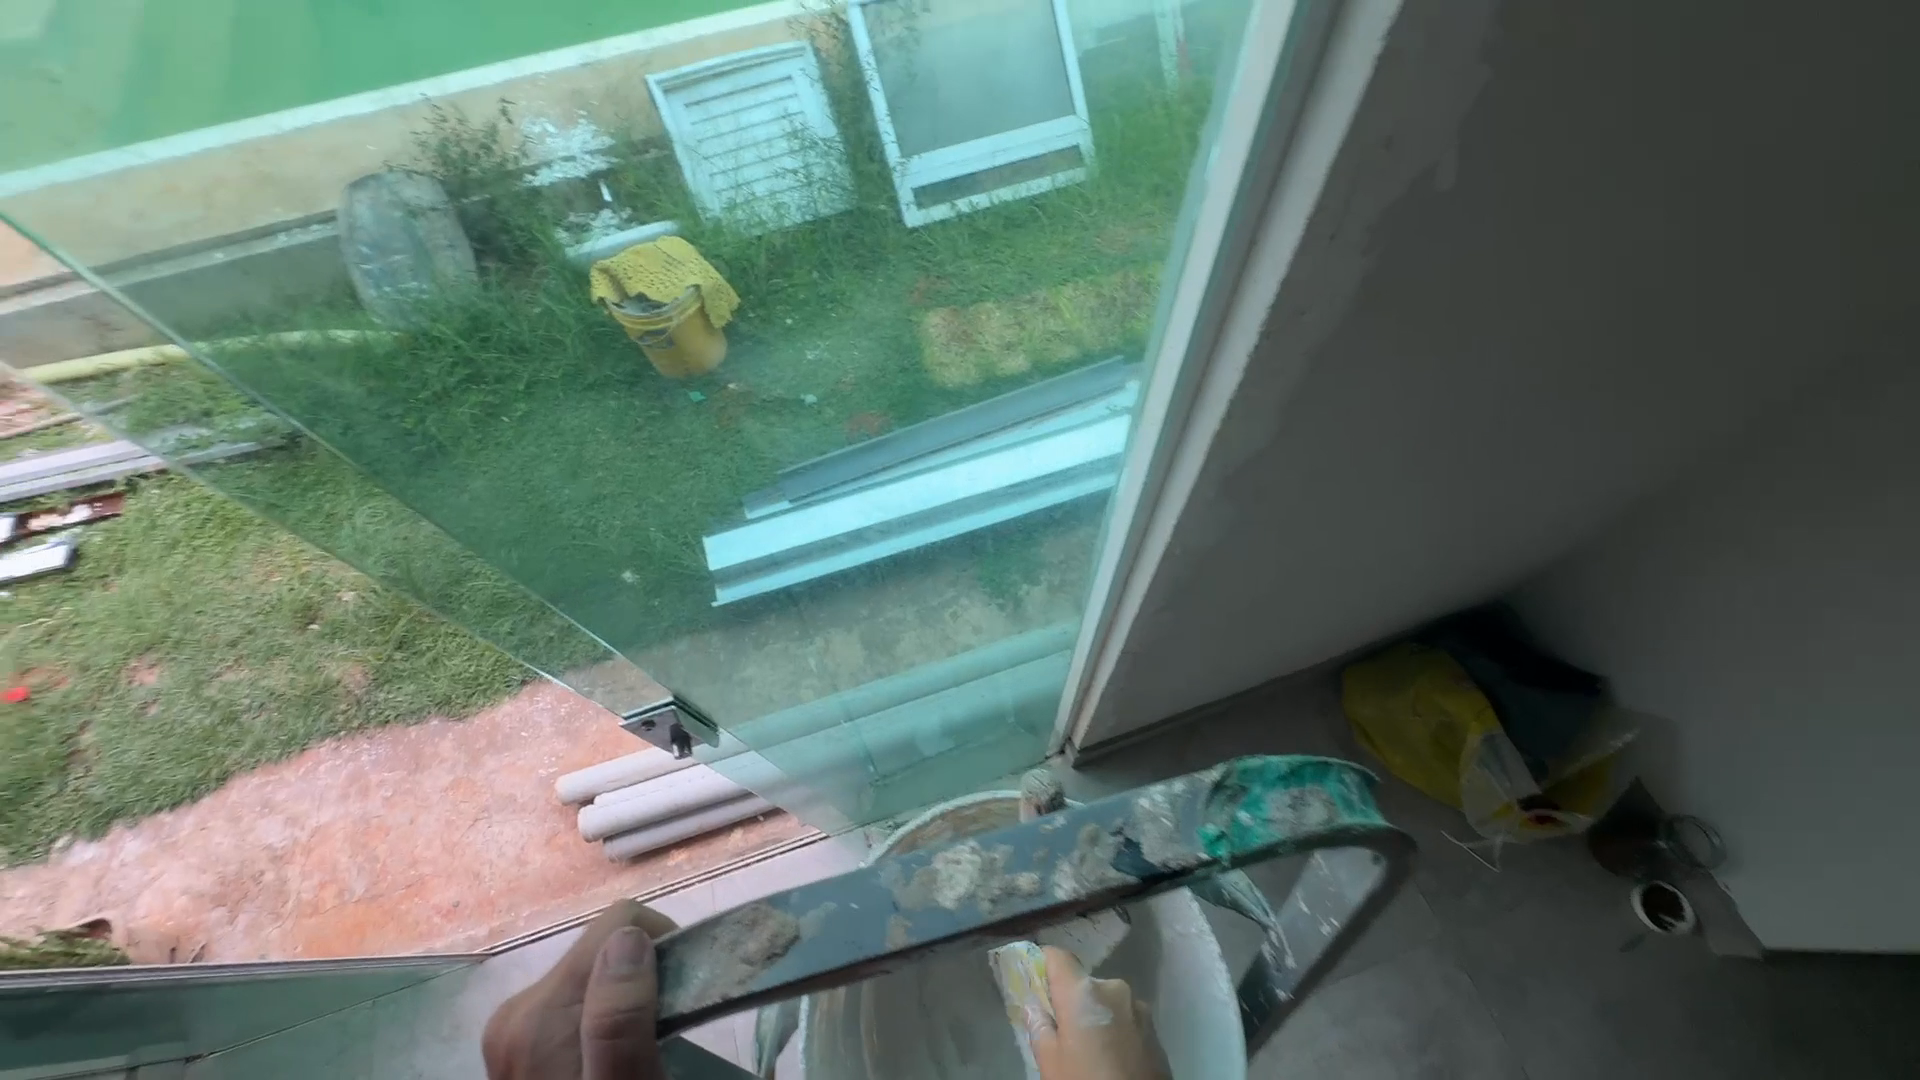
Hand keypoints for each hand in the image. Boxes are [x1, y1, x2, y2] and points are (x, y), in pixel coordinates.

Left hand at [482, 899, 677, 1079]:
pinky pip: (581, 995)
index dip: (661, 945)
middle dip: (643, 972)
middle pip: (605, 946)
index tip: (677, 993)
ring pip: (596, 969)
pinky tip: (613, 1050)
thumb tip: (627, 935)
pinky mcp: (521, 1039)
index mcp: (536, 1010)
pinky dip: (609, 1009)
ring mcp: (514, 1025)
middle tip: (659, 1029)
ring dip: (628, 992)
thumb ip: (619, 1019)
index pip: (617, 922)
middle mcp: (516, 1006)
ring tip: (637, 1045)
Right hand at [1028, 946, 1171, 1079]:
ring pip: (1106, 1002)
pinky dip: (1116, 1031)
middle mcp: (1113, 988)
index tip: (1037, 983)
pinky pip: (1126, 1019)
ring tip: (1092, 1051)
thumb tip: (1033, 1007)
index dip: (1044, 964)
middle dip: (1072, 1002)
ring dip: (1097, 1017)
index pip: (1058, 957)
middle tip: (1064, 1032)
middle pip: (1083, 984)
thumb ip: (1039, 1028)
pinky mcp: (1155, 1030)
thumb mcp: (1051, 1063)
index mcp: (1082, 991)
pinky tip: (1114, 1059)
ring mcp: (1138, 1007)